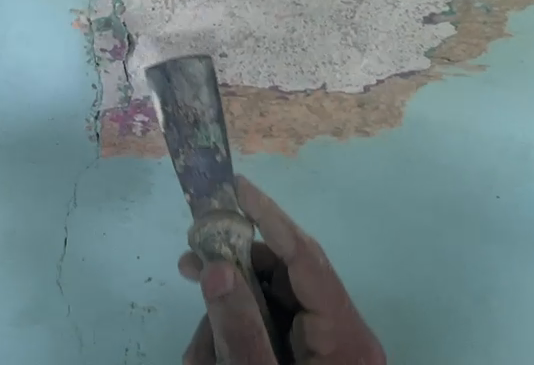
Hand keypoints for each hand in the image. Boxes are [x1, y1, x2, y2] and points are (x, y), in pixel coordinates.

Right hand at [180, 178, 386, 364]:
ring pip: (267, 307)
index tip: (233, 186)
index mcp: (345, 338)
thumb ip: (238, 330)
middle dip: (231, 274)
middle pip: (281, 278)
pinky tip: (206, 359)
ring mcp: (327, 353)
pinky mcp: (309, 364)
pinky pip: (268, 334)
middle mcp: (342, 336)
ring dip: (225, 319)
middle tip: (187, 260)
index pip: (305, 257)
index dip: (269, 217)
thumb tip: (215, 266)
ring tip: (194, 356)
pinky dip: (235, 340)